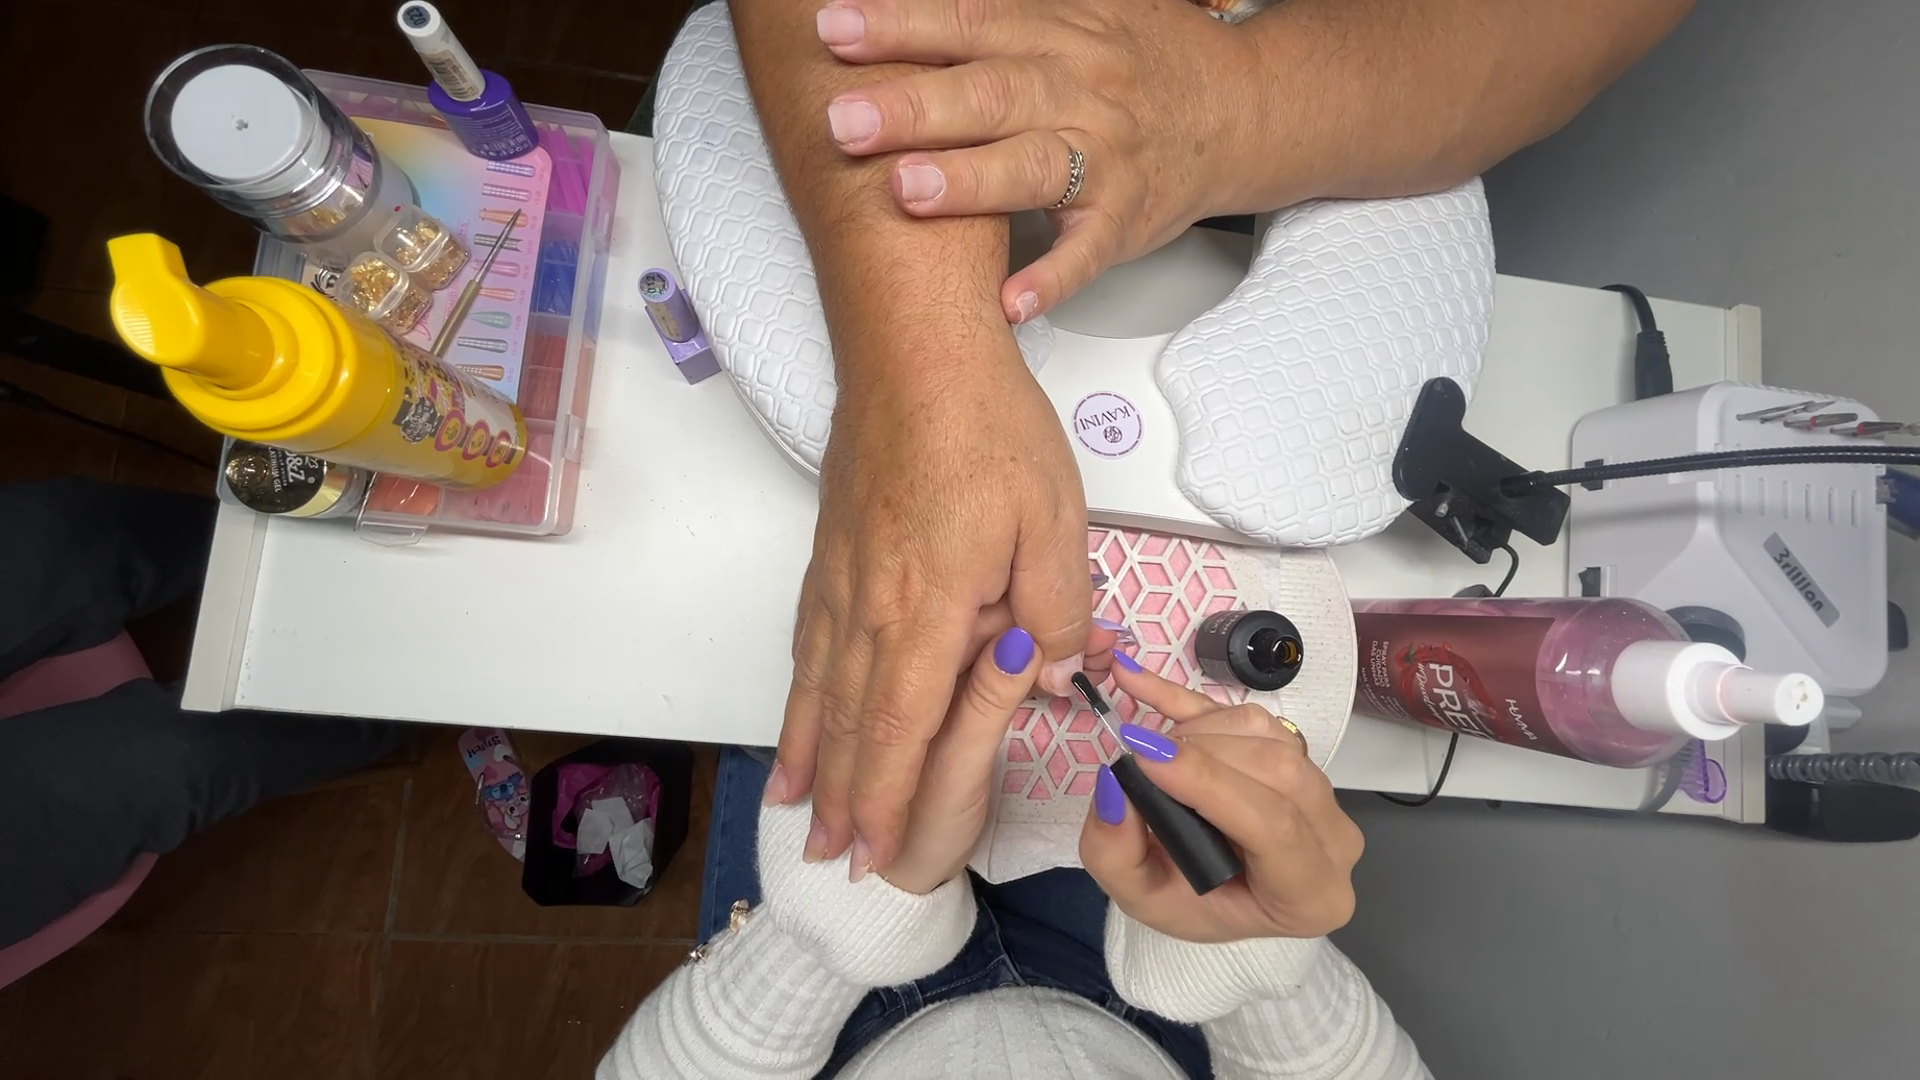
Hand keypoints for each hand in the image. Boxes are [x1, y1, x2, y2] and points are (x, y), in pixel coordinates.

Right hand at [770, 334, 1100, 876]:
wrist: (914, 355)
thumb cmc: (987, 430)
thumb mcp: (1053, 519)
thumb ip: (1056, 609)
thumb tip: (1054, 673)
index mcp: (927, 608)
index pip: (903, 727)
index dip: (889, 797)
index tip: (877, 853)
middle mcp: (867, 607)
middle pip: (851, 721)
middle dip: (845, 797)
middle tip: (829, 857)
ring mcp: (839, 580)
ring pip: (819, 687)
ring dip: (810, 755)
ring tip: (796, 807)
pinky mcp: (829, 554)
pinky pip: (807, 640)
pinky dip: (798, 692)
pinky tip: (797, 709)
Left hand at [813, 0, 1258, 322]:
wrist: (1235, 110)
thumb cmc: (1144, 67)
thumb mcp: (1084, 11)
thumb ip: (1013, 8)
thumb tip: (932, 0)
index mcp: (1058, 36)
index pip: (969, 24)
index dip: (901, 26)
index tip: (833, 31)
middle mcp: (1078, 92)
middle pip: (990, 94)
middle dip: (915, 107)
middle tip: (846, 123)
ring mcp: (1104, 161)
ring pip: (1034, 166)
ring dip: (971, 181)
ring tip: (908, 192)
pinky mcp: (1123, 222)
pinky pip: (1086, 254)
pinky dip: (1051, 279)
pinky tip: (1010, 302)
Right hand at [1081, 660, 1363, 942]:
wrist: (1209, 891)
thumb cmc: (1185, 901)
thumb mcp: (1136, 895)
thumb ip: (1115, 851)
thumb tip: (1114, 784)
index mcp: (1310, 896)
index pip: (1274, 827)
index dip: (1207, 782)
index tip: (1141, 756)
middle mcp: (1334, 841)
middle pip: (1276, 770)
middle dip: (1197, 750)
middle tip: (1135, 748)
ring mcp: (1321, 792)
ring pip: (1264, 734)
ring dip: (1196, 728)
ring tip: (1146, 744)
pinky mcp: (1294, 751)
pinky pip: (1248, 713)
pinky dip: (1187, 697)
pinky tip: (1135, 678)